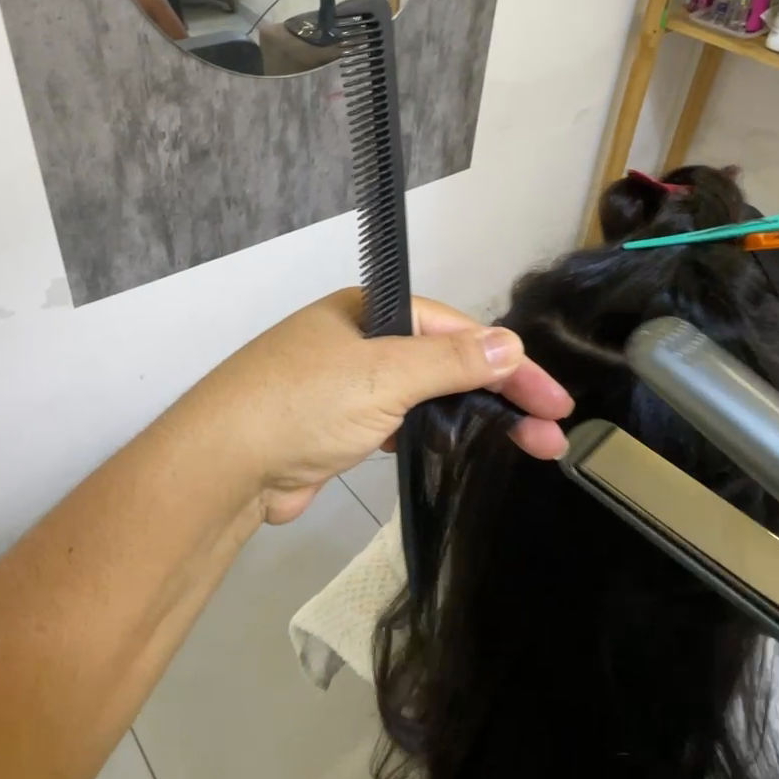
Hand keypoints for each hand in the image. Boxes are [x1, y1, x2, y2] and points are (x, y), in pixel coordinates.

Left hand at [160, 289, 574, 524]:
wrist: (224, 465)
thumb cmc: (304, 404)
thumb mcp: (384, 375)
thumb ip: (450, 362)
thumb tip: (510, 343)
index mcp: (371, 312)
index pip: (456, 330)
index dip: (508, 363)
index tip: (553, 400)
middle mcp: (363, 341)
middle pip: (447, 363)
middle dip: (500, 395)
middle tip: (551, 434)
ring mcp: (350, 386)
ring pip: (427, 396)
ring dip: (473, 418)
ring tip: (526, 448)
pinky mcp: (342, 428)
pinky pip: (402, 424)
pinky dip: (435, 435)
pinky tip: (465, 452)